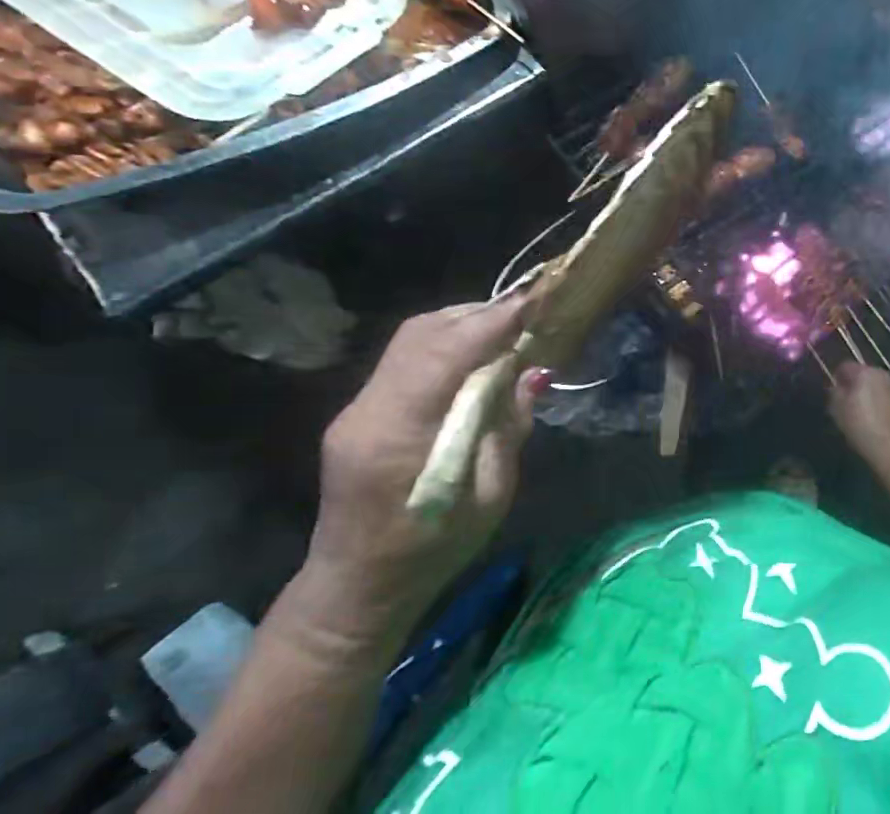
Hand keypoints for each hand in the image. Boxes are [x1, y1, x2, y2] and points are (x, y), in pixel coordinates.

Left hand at [303, 298, 546, 636]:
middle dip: (477, 314)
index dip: (491, 322)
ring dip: (459, 323)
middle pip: (422, 334)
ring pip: (409, 339)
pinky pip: (403, 358)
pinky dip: (443, 343)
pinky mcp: (360, 410)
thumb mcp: (489, 500)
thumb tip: (531, 373)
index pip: (445, 354)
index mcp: (400, 436)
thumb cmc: (431, 554)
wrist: (356, 587)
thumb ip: (507, 430)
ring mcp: (357, 406)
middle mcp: (370, 409)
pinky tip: (471, 354)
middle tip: (525, 313)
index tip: (533, 301)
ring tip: (503, 328)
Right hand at [828, 363, 889, 461]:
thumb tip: (837, 386)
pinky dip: (874, 402)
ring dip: (863, 393)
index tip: (832, 393)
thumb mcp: (836, 406)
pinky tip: (869, 417)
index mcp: (864, 371)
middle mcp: (880, 373)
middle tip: (843, 403)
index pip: (844, 366)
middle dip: (851, 385)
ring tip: (856, 412)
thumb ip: (834, 391)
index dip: (836, 378)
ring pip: (871, 385)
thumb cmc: (859, 422)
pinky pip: (881, 395)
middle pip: (860, 374)